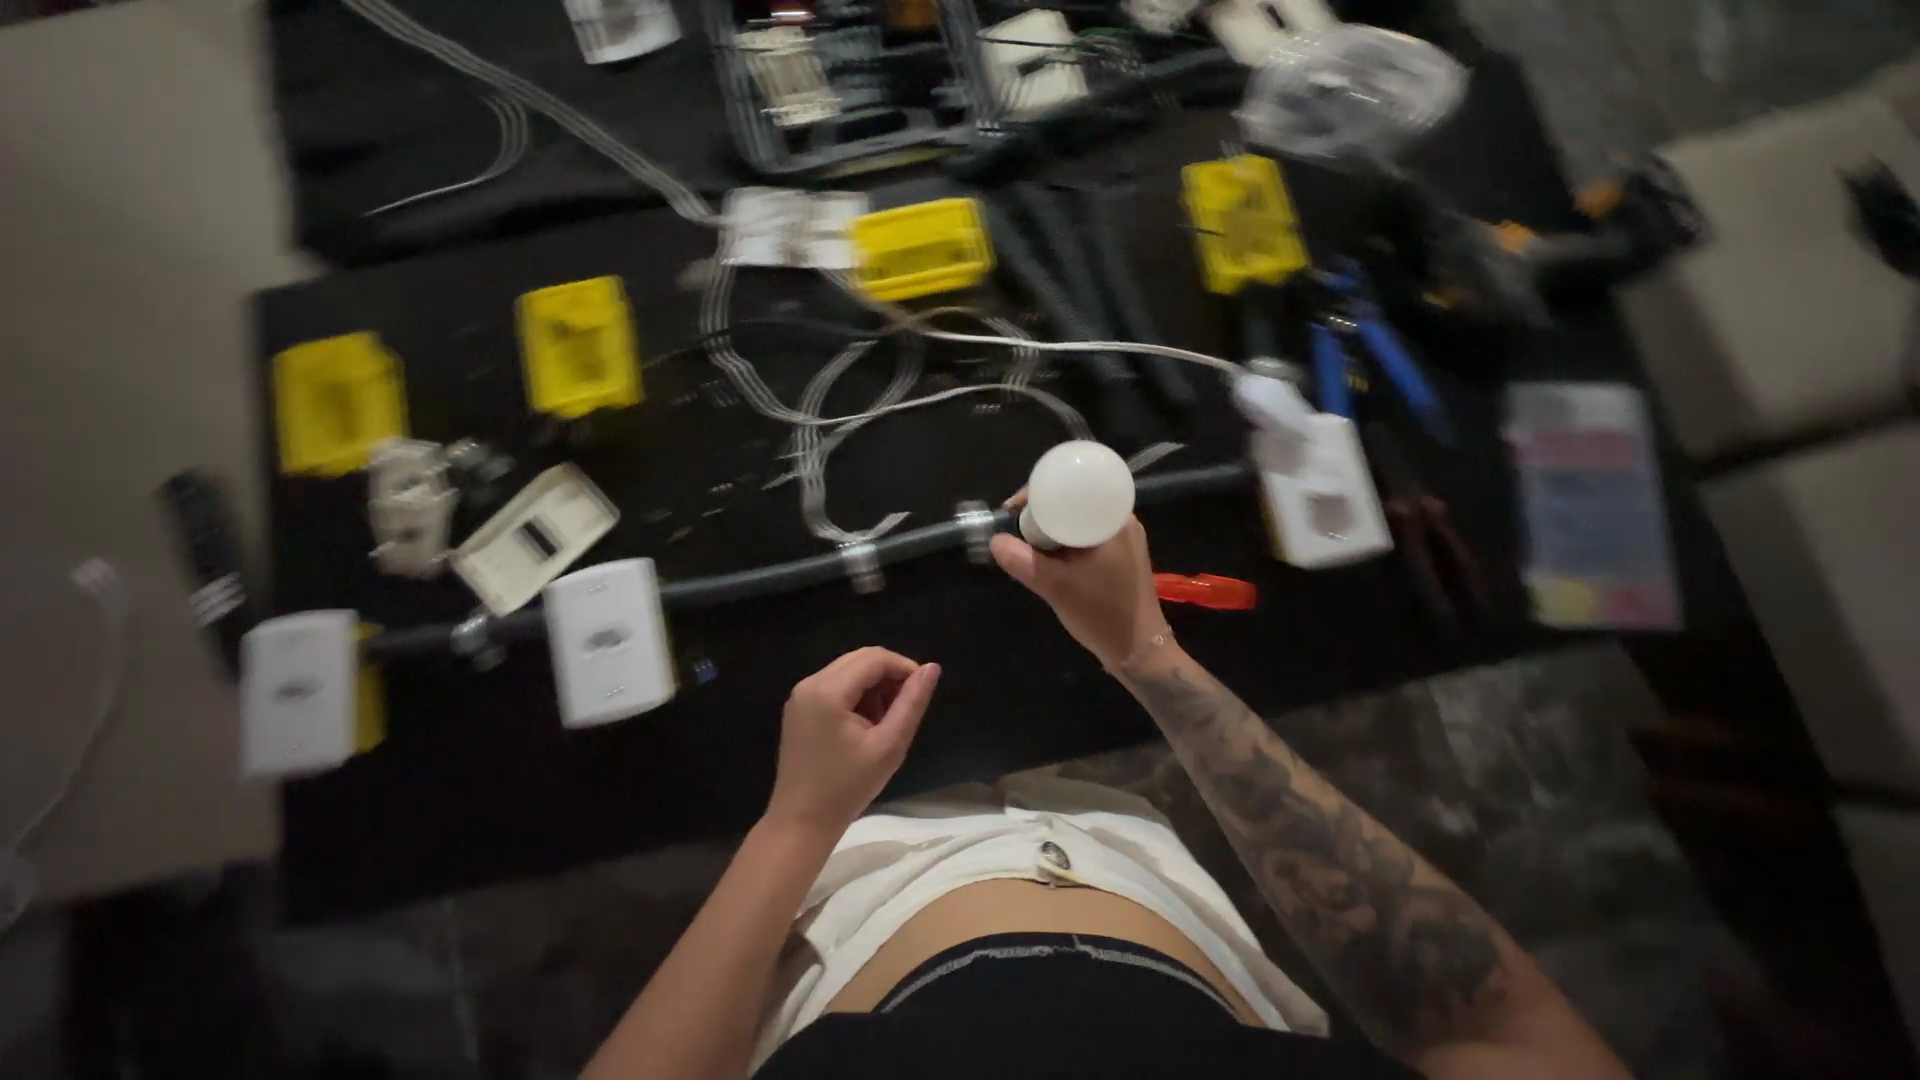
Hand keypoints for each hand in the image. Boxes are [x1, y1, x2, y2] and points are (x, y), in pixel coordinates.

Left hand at [766, 647, 941, 836]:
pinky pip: (835, 686)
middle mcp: (809, 683)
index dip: (904, 667)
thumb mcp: (888, 746)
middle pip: (860, 659)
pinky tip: (866, 725)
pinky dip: (856, 696)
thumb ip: (911, 703)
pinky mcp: (799, 708)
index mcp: (827, 690)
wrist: (801, 822)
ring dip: (873, 686)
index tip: (922, 692)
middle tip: (905, 708)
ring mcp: (800, 696)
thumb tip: (932, 668)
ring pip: (848, 671)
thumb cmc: (847, 788)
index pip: (874, 658)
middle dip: (889, 676)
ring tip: (886, 721)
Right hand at [989, 493, 1167, 670]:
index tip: (1012, 511)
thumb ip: (1022, 561)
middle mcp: (1121, 522)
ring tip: (1027, 547)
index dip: (1037, 494)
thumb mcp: (1056, 586)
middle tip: (1016, 532)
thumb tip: (995, 541)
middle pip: (1072, 504)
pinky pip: (1084, 538)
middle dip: (1041, 515)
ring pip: (1076, 522)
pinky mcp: (1119, 557)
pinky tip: (1049, 561)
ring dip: (1051, 532)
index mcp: (1113, 519)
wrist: (1139, 652)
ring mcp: (1122, 541)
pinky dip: (1064, 544)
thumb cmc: (1102, 613)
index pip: (1071, 489)